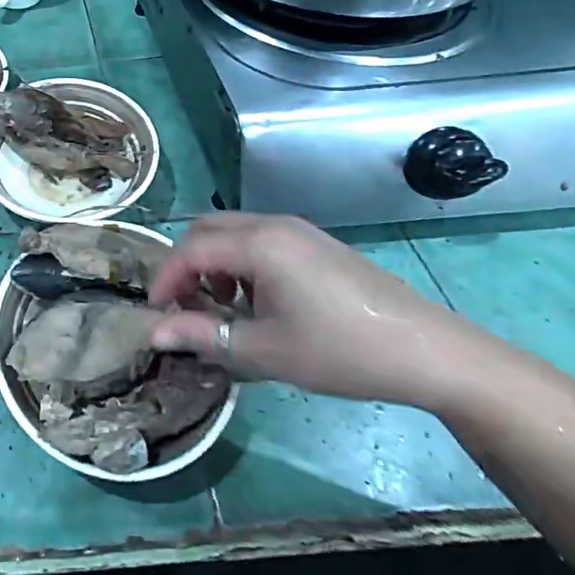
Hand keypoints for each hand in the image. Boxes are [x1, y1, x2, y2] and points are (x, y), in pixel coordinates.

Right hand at [148, 214, 470, 406]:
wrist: (420, 347)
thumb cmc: (338, 350)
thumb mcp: (265, 350)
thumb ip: (204, 336)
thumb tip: (154, 332)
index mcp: (260, 243)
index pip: (191, 248)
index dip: (165, 279)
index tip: (155, 315)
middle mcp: (276, 224)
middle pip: (209, 229)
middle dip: (186, 265)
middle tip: (183, 309)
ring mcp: (301, 230)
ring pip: (236, 232)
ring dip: (214, 263)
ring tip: (220, 309)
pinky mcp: (317, 243)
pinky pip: (262, 240)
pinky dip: (242, 263)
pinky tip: (257, 302)